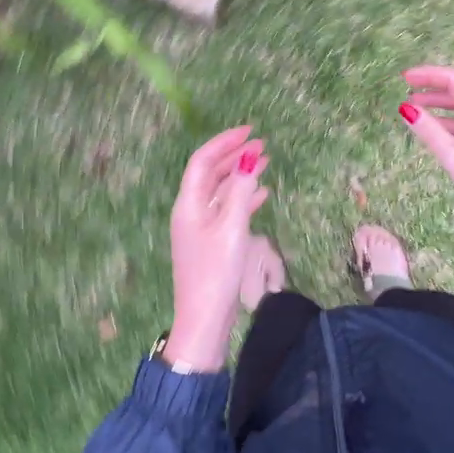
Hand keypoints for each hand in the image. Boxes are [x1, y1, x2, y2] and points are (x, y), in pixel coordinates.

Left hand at [162, 126, 268, 371]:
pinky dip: (243, 197)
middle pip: (210, 174)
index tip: (249, 131)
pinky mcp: (211, 243)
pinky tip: (261, 193)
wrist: (204, 321)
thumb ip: (240, 191)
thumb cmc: (216, 272)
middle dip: (234, 156)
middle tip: (262, 144)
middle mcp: (190, 211)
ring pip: (220, 191)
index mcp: (188, 204)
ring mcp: (200, 228)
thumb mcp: (231, 228)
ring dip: (240, 174)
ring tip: (265, 161)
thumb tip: (249, 159)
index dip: (224, 143)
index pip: (203, 161)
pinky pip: (227, 210)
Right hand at [399, 65, 453, 225]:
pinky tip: (433, 124)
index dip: (428, 74)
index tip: (405, 77)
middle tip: (407, 88)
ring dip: (440, 101)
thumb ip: (428, 129)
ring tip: (414, 105)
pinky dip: (450, 116)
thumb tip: (405, 109)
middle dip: (432, 85)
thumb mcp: (451, 155)